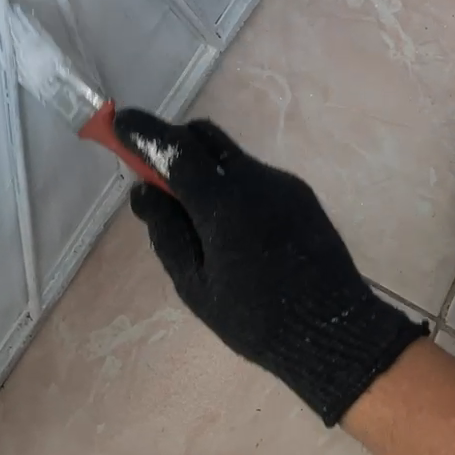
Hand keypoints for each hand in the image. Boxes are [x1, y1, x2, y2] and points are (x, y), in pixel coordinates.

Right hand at [114, 109, 424, 425]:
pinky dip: (230, 185)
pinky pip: (254, 176)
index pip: (175, 149)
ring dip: (204, 166)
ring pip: (230, 156)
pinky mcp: (299, 193)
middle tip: (155, 171)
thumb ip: (166, 231)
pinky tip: (234, 229)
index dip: (144, 132)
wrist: (335, 332)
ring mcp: (281, 182)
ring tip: (198, 217)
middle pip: (205, 136)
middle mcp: (253, 179)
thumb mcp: (195, 285)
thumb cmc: (255, 320)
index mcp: (223, 202)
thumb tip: (142, 190)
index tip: (120, 122)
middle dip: (174, 142)